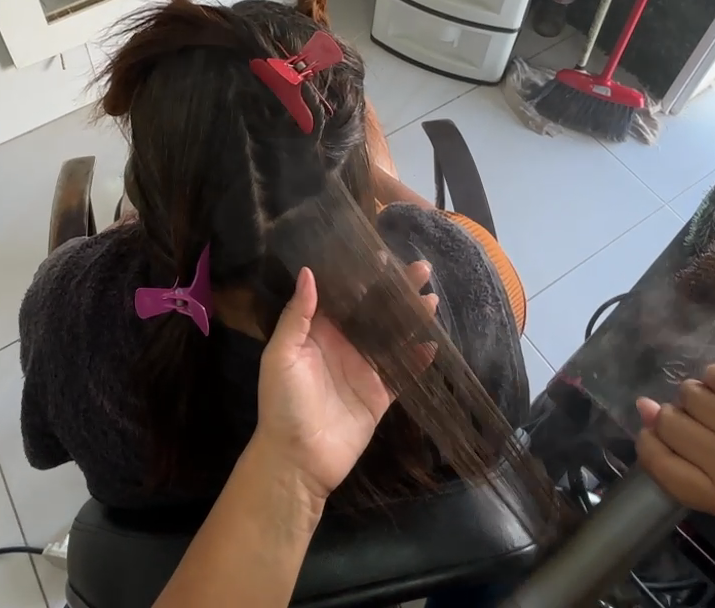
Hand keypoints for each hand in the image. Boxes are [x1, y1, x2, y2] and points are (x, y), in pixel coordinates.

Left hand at [253, 263, 436, 501]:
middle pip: (374, 310)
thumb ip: (297, 315)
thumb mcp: (281, 354)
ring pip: (393, 336)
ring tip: (432, 299)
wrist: (296, 459)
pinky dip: (418, 359)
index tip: (382, 254)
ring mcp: (364, 369)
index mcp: (318, 331)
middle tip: (421, 268)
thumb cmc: (282, 403)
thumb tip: (309, 272)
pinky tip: (434, 342)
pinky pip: (403, 373)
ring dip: (412, 317)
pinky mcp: (380, 395)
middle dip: (396, 289)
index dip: (361, 275)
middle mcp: (344, 344)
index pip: (343, 295)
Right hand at [635, 363, 714, 535]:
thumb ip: (682, 459)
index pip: (659, 463)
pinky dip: (714, 380)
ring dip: (695, 398)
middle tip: (699, 426)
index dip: (648, 443)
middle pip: (670, 423)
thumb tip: (641, 406)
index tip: (657, 436)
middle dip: (673, 418)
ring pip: (690, 395)